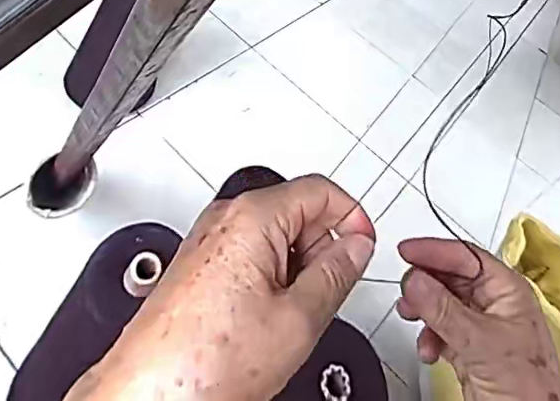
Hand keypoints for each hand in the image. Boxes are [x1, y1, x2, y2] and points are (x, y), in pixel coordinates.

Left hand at [68, 175, 375, 400]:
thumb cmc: (199, 368)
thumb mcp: (297, 320)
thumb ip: (338, 273)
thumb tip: (357, 246)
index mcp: (253, 215)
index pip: (322, 190)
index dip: (351, 217)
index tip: (363, 246)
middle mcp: (226, 218)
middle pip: (297, 210)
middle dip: (321, 248)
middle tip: (328, 290)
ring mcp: (207, 241)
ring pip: (275, 235)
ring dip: (296, 268)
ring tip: (290, 317)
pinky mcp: (196, 267)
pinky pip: (249, 254)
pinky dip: (269, 279)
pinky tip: (264, 322)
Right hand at [396, 238, 559, 400]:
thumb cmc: (527, 390)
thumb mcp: (480, 342)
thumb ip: (444, 310)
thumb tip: (416, 278)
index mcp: (507, 290)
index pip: (467, 257)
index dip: (436, 250)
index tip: (408, 250)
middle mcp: (496, 305)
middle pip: (455, 278)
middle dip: (427, 281)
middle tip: (405, 284)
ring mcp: (485, 330)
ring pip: (447, 306)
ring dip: (426, 309)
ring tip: (410, 313)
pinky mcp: (474, 355)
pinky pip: (445, 333)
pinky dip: (431, 337)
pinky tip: (427, 347)